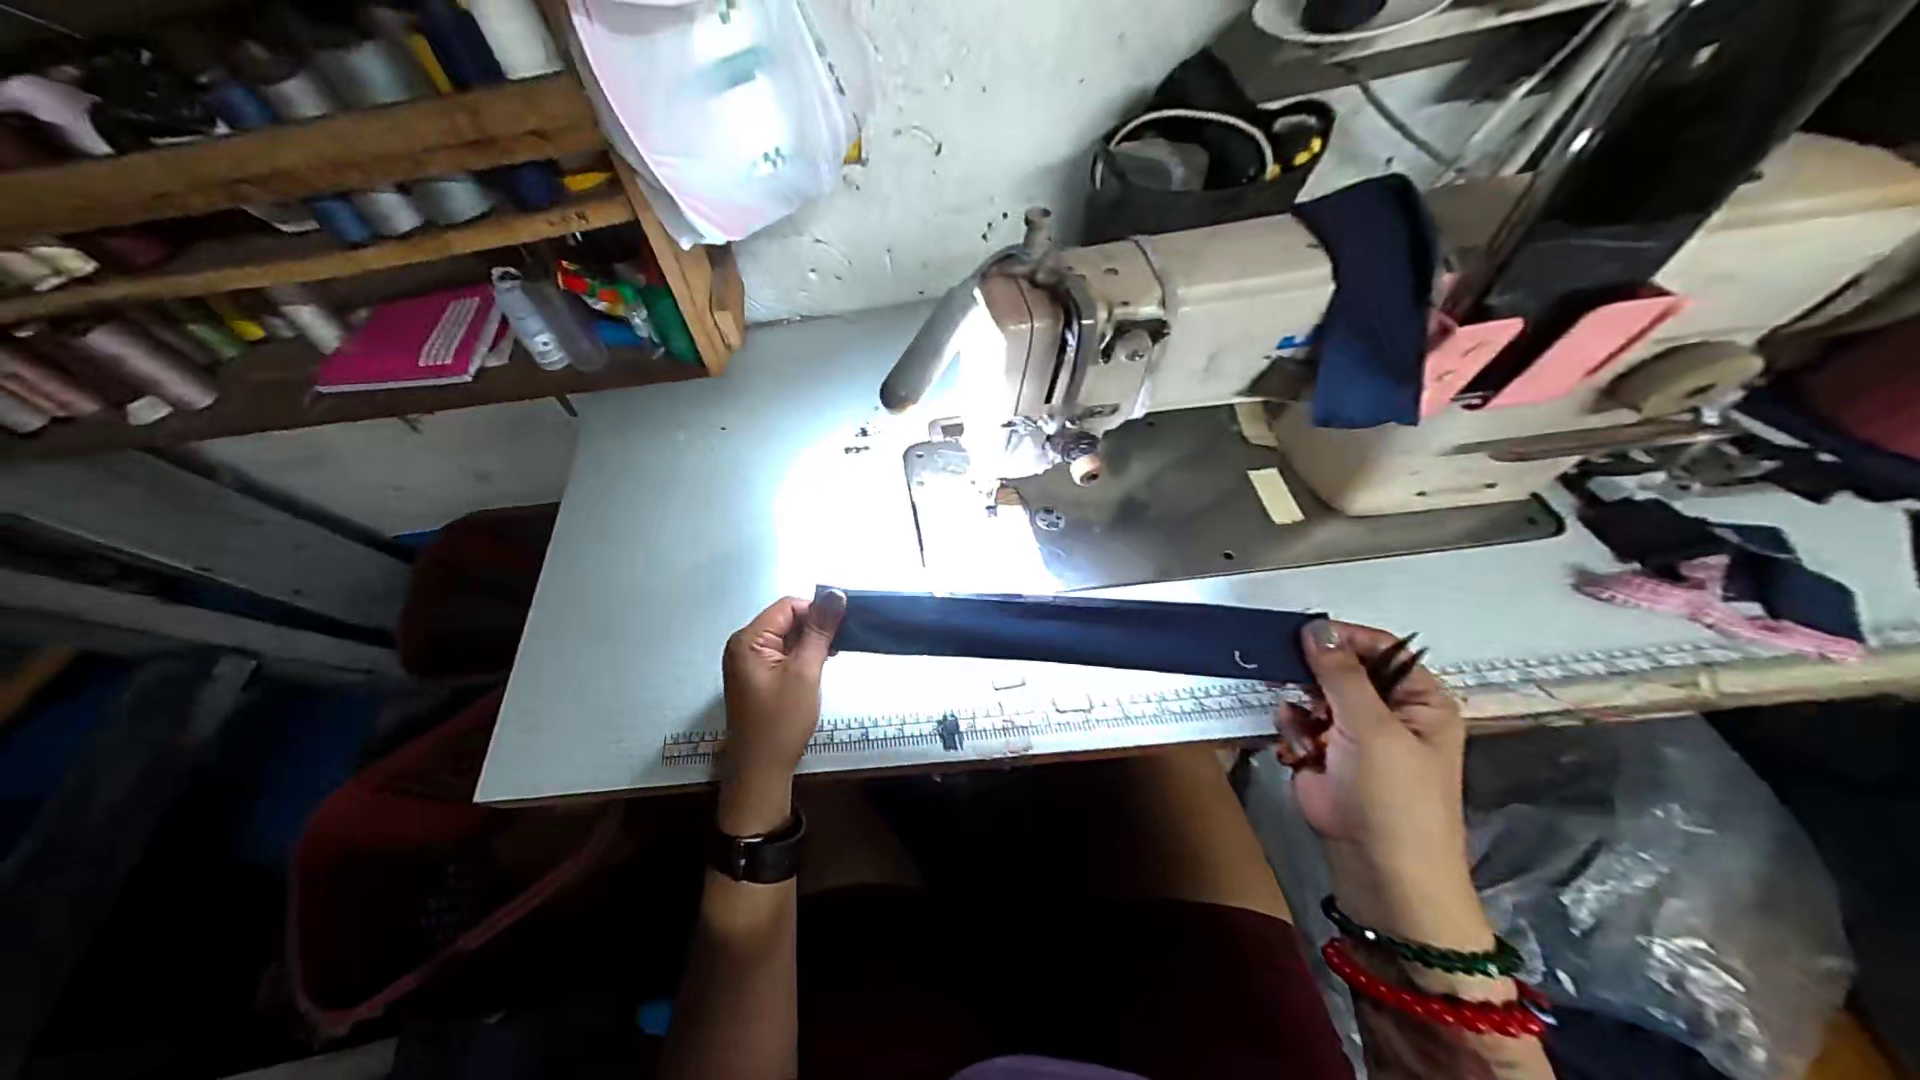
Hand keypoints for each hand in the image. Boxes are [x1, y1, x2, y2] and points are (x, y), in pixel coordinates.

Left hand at [717, 590, 845, 833]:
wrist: (761, 772)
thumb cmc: (782, 722)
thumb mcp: (805, 672)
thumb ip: (820, 631)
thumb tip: (836, 594)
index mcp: (748, 640)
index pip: (787, 606)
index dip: (817, 611)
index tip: (842, 627)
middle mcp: (742, 646)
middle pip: (785, 619)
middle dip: (814, 628)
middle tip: (840, 644)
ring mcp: (747, 663)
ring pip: (786, 637)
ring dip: (810, 643)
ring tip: (832, 657)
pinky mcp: (756, 678)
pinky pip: (782, 654)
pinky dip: (801, 657)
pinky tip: (818, 667)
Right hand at [1282, 619, 1489, 949]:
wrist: (1376, 867)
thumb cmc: (1394, 797)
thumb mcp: (1373, 729)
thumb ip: (1341, 675)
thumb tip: (1315, 628)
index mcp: (1418, 700)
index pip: (1379, 649)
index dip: (1343, 638)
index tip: (1303, 633)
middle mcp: (1385, 711)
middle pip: (1339, 670)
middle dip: (1312, 676)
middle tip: (1290, 678)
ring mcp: (1350, 732)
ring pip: (1310, 694)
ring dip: (1301, 710)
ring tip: (1306, 733)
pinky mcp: (1321, 752)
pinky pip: (1296, 723)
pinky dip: (1292, 733)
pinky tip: (1300, 753)